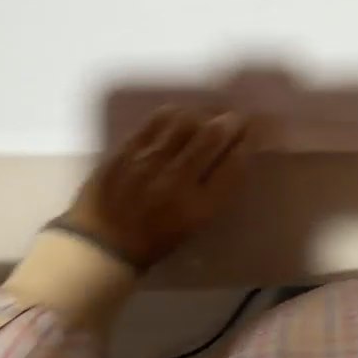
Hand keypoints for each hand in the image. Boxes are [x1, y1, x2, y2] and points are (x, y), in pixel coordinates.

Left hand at [55, 105, 253, 267]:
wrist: (101, 244)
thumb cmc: (154, 240)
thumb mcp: (196, 223)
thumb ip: (216, 189)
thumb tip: (233, 153)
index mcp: (200, 207)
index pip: (235, 164)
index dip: (249, 141)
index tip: (256, 131)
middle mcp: (178, 181)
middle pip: (214, 137)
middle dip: (233, 121)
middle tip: (238, 115)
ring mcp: (150, 162)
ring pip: (187, 122)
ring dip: (206, 113)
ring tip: (211, 113)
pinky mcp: (127, 150)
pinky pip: (157, 121)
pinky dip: (176, 112)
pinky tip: (183, 113)